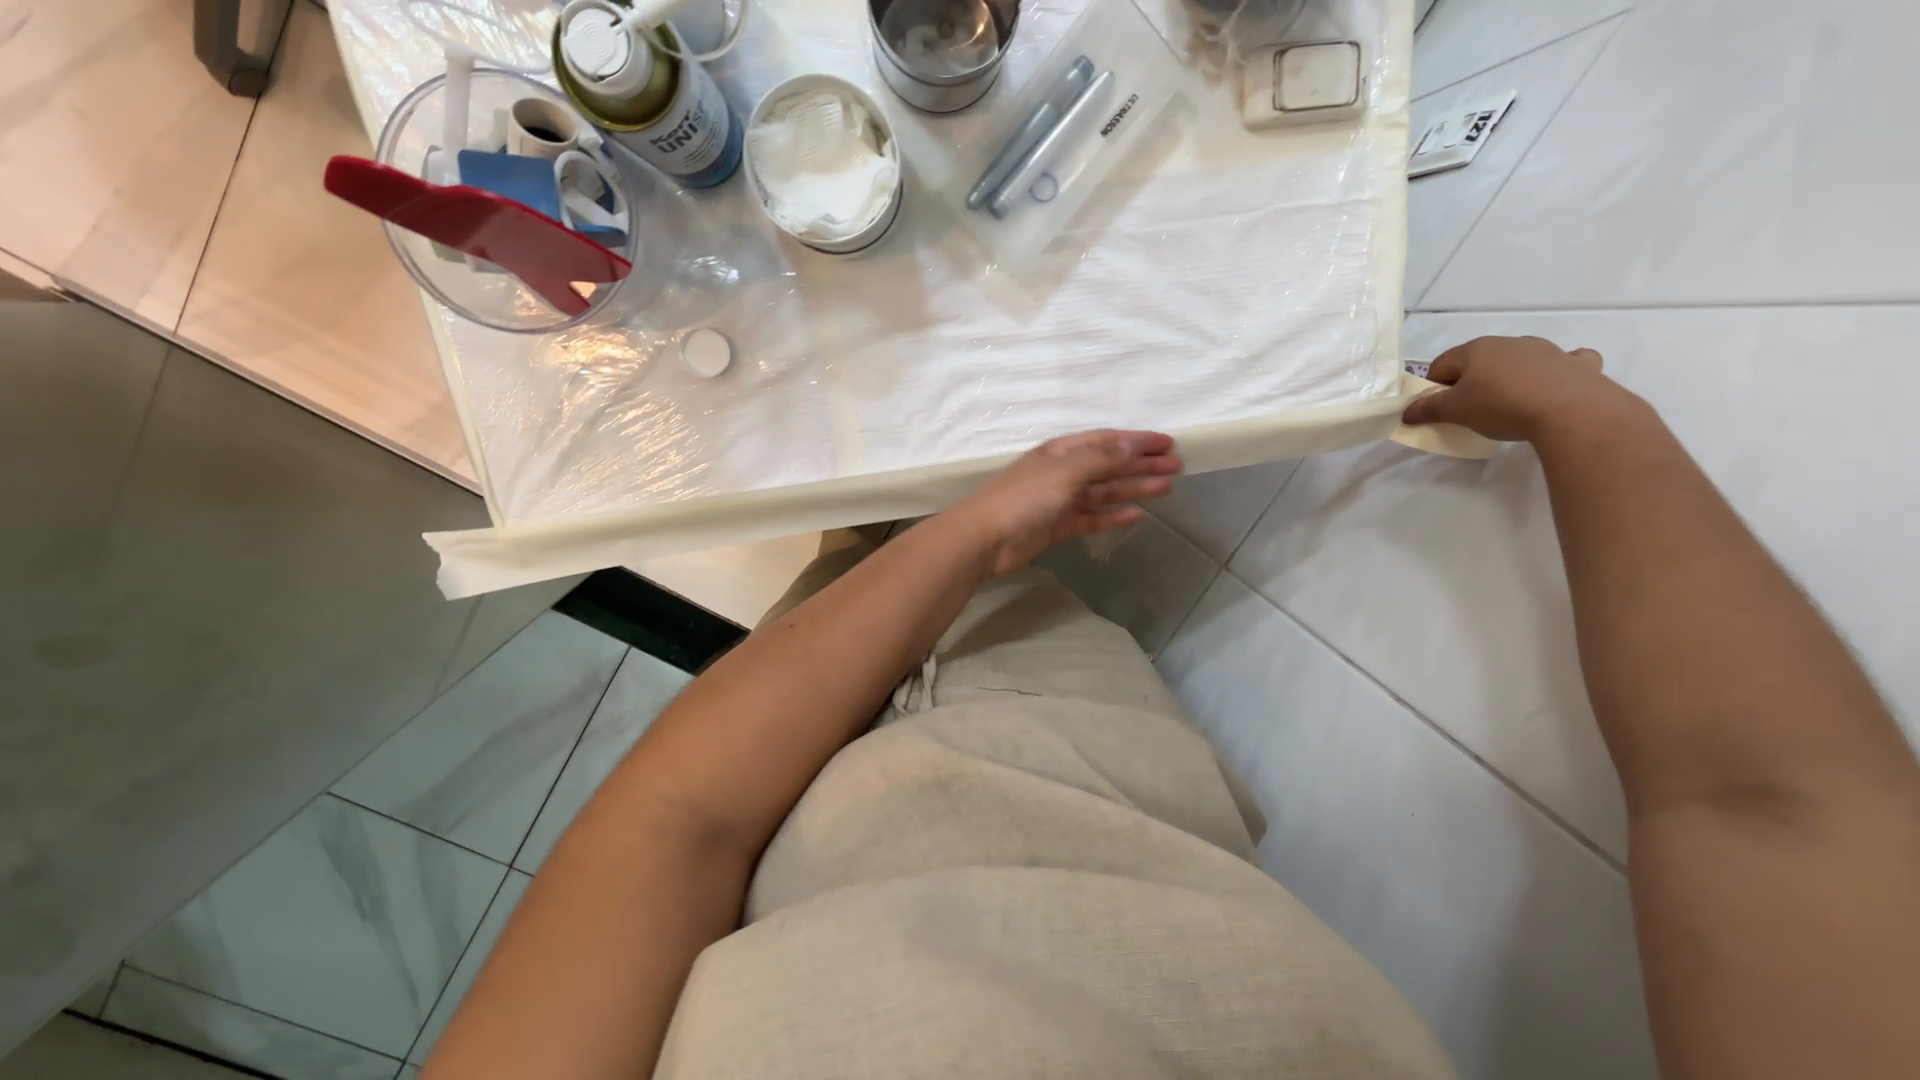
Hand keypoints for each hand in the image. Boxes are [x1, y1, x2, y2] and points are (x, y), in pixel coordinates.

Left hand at [945, 430, 1182, 576]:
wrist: (985, 538)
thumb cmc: (1023, 498)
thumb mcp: (1065, 471)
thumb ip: (1100, 459)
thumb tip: (1132, 445)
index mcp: (1062, 451)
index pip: (1108, 441)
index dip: (1138, 441)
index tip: (1169, 443)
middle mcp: (1064, 472)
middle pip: (1110, 465)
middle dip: (1142, 464)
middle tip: (1177, 467)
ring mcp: (1061, 500)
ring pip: (1105, 492)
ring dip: (1134, 488)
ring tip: (1167, 487)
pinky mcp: (1059, 526)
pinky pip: (1093, 517)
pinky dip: (1114, 515)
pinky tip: (1137, 515)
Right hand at [1401, 335, 1639, 441]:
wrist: (1570, 410)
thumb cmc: (1502, 405)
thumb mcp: (1456, 412)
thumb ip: (1429, 409)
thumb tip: (1406, 412)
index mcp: (1476, 349)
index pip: (1441, 365)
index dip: (1434, 388)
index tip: (1439, 409)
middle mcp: (1510, 342)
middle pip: (1479, 362)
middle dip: (1472, 382)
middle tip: (1472, 411)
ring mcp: (1547, 350)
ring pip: (1519, 360)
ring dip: (1511, 376)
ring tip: (1511, 404)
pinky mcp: (1577, 364)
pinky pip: (1565, 362)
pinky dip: (1557, 370)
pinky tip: (1556, 384)